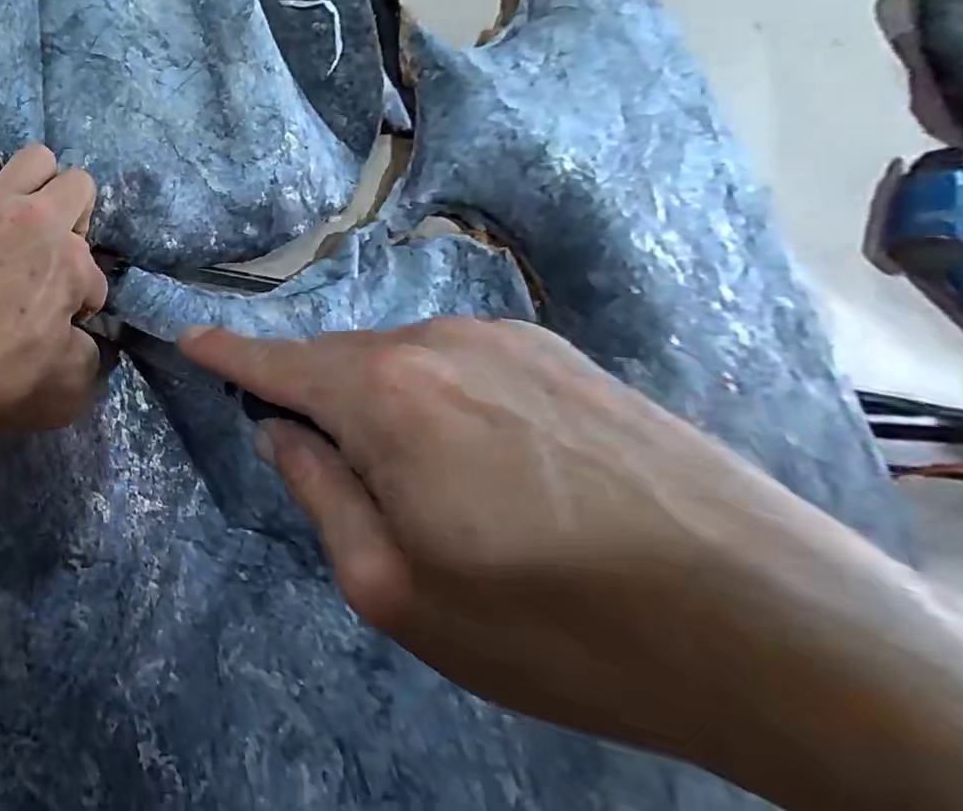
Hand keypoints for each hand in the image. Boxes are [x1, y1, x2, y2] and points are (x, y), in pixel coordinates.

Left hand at [0, 137, 106, 442]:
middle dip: (78, 216)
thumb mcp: (62, 393)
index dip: (83, 305)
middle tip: (54, 253)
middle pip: (80, 187)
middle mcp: (36, 220)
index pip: (95, 278)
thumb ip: (88, 360)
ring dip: (40, 177)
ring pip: (34, 157)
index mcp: (70, 264)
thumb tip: (82, 340)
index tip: (62, 325)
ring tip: (26, 203)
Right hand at [178, 319, 824, 754]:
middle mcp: (439, 341)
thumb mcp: (395, 590)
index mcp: (387, 396)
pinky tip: (479, 458)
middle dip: (310, 396)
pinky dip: (435, 396)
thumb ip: (319, 494)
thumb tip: (281, 432)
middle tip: (311, 456)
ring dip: (380, 404)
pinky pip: (460, 362)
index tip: (189, 338)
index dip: (228, 354)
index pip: (280, 363)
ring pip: (402, 362)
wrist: (774, 624)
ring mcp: (508, 338)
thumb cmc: (554, 624)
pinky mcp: (562, 352)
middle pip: (341, 362)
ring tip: (414, 480)